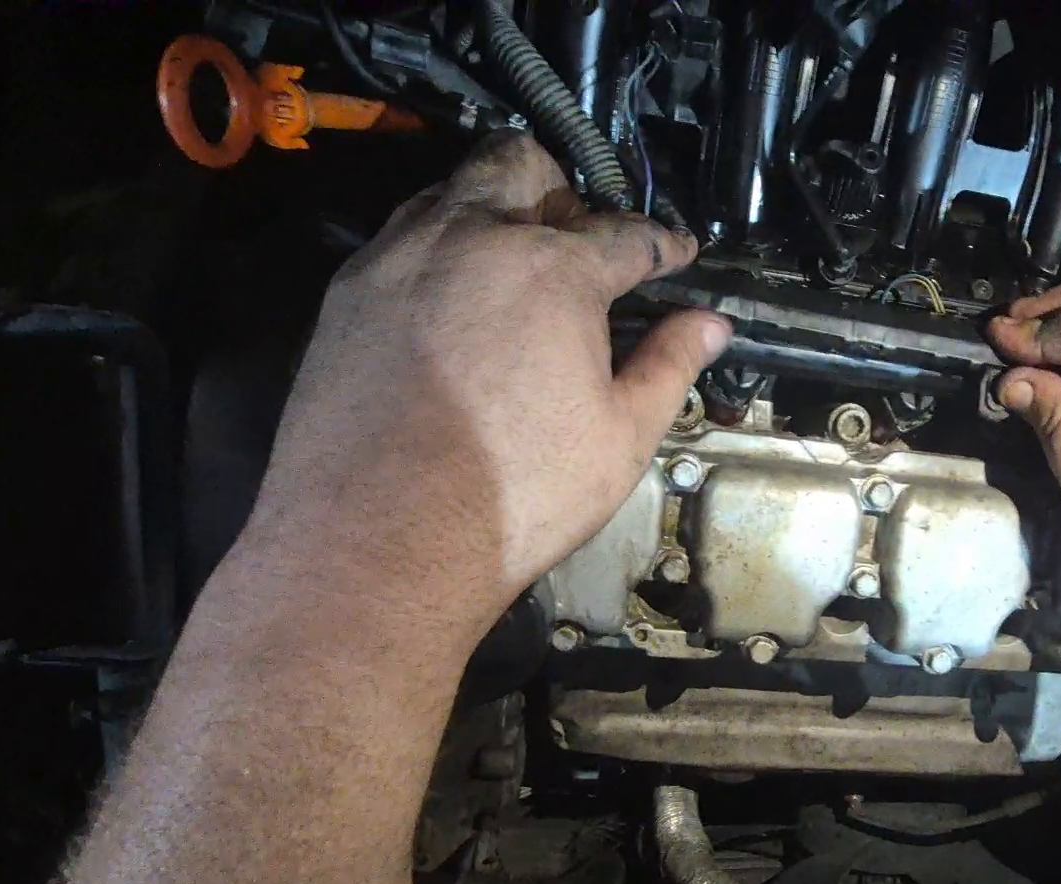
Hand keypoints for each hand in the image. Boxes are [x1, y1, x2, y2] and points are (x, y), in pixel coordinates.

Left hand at [242, 135, 732, 626]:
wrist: (381, 540)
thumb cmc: (520, 494)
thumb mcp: (622, 437)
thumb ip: (670, 365)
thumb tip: (712, 324)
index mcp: (553, 272)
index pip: (625, 234)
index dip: (663, 243)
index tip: (677, 251)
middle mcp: (472, 239)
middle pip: (524, 167)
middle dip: (566, 192)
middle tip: (584, 243)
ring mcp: (400, 257)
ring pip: (454, 190)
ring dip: (498, 210)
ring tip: (520, 268)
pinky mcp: (349, 290)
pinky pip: (405, 238)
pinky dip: (444, 250)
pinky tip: (458, 308)